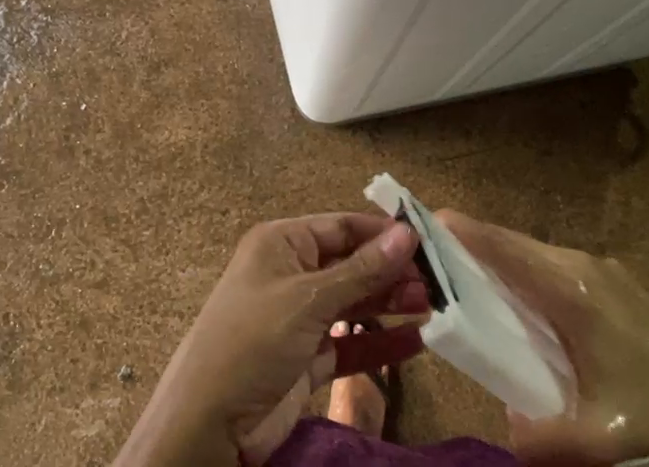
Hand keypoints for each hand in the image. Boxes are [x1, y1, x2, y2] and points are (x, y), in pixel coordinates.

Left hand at [115, 213, 429, 466]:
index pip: (340, 227)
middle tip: (438, 283)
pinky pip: (350, 344)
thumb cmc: (254, 340)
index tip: (429, 241)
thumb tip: (406, 233)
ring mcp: (298, 318)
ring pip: (352, 304)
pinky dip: (379, 343)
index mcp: (281, 243)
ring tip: (433, 307)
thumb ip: (361, 270)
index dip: (382, 232)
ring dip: (389, 304)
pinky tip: (416, 341)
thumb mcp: (308, 300)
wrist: (209, 422)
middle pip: (350, 264)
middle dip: (391, 271)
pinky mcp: (306, 358)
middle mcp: (290, 274)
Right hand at [436, 211, 648, 466]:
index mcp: (572, 291)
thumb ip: (540, 438)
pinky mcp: (613, 282)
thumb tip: (504, 427)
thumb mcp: (597, 439)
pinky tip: (518, 301)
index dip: (462, 232)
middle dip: (471, 245)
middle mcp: (582, 266)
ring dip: (498, 259)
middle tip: (431, 255)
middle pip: (513, 245)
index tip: (422, 220)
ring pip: (533, 254)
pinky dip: (524, 272)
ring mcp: (602, 270)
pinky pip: (553, 266)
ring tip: (464, 275)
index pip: (504, 248)